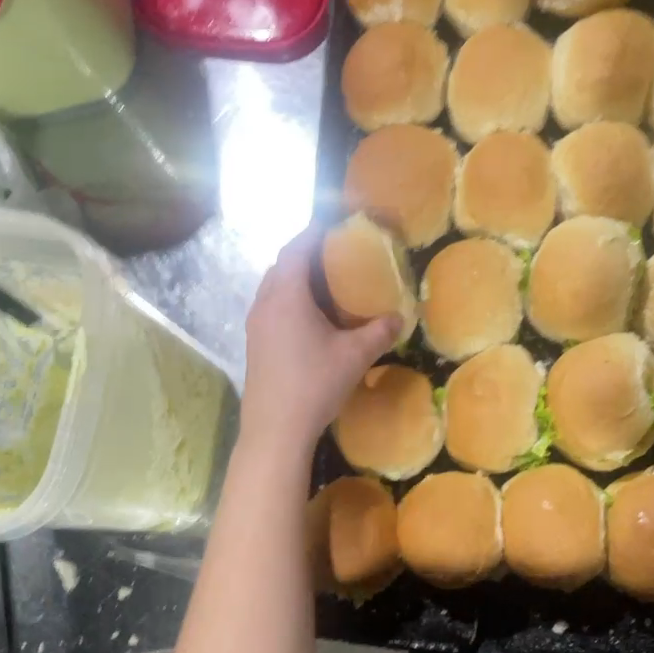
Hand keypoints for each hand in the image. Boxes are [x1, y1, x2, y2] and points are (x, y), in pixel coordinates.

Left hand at [241, 229, 401, 453]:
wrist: (275, 429)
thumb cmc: (314, 384)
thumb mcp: (354, 356)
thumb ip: (378, 332)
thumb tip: (399, 318)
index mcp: (287, 294)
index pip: (297, 248)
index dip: (315, 231)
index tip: (334, 223)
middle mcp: (265, 302)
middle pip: (282, 265)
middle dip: (306, 254)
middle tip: (335, 255)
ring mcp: (255, 325)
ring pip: (273, 288)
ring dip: (296, 280)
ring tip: (325, 285)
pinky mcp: (254, 345)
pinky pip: (271, 308)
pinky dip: (289, 301)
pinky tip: (310, 320)